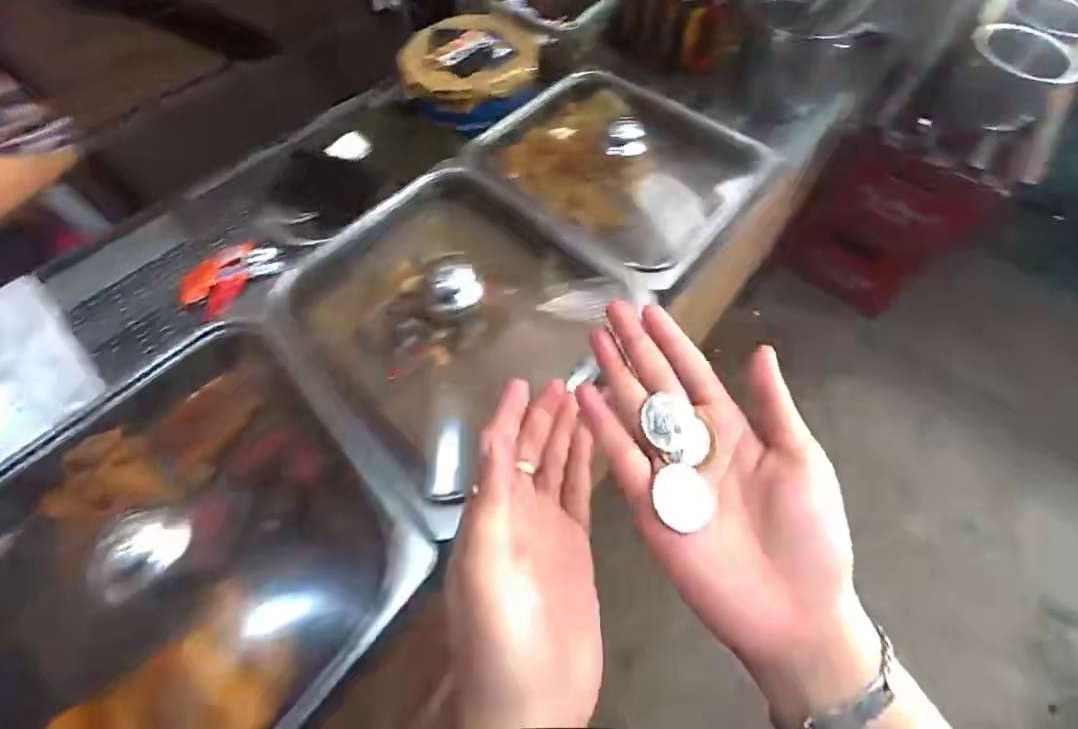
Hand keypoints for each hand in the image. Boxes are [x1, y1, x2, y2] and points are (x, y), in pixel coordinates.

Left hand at [447, 379, 602, 728]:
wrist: (531, 706)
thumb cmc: (497, 638)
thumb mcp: (484, 564)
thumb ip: (490, 500)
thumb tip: (492, 437)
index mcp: (491, 512)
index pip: (498, 449)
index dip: (508, 413)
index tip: (521, 381)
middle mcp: (517, 513)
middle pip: (529, 451)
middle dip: (541, 416)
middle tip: (561, 382)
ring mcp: (547, 530)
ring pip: (555, 468)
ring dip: (564, 434)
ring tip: (580, 399)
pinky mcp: (575, 549)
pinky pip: (579, 496)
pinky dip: (584, 467)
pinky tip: (593, 445)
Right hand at [575, 302, 879, 726]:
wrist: (797, 613)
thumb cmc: (811, 535)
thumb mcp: (802, 461)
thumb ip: (774, 406)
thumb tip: (761, 350)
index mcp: (730, 428)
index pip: (692, 372)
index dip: (670, 340)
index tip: (648, 310)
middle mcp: (692, 441)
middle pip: (655, 384)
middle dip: (634, 346)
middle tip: (610, 311)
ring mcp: (667, 471)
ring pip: (633, 412)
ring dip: (613, 375)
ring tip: (594, 340)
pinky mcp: (648, 503)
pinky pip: (622, 457)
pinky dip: (602, 427)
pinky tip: (585, 395)